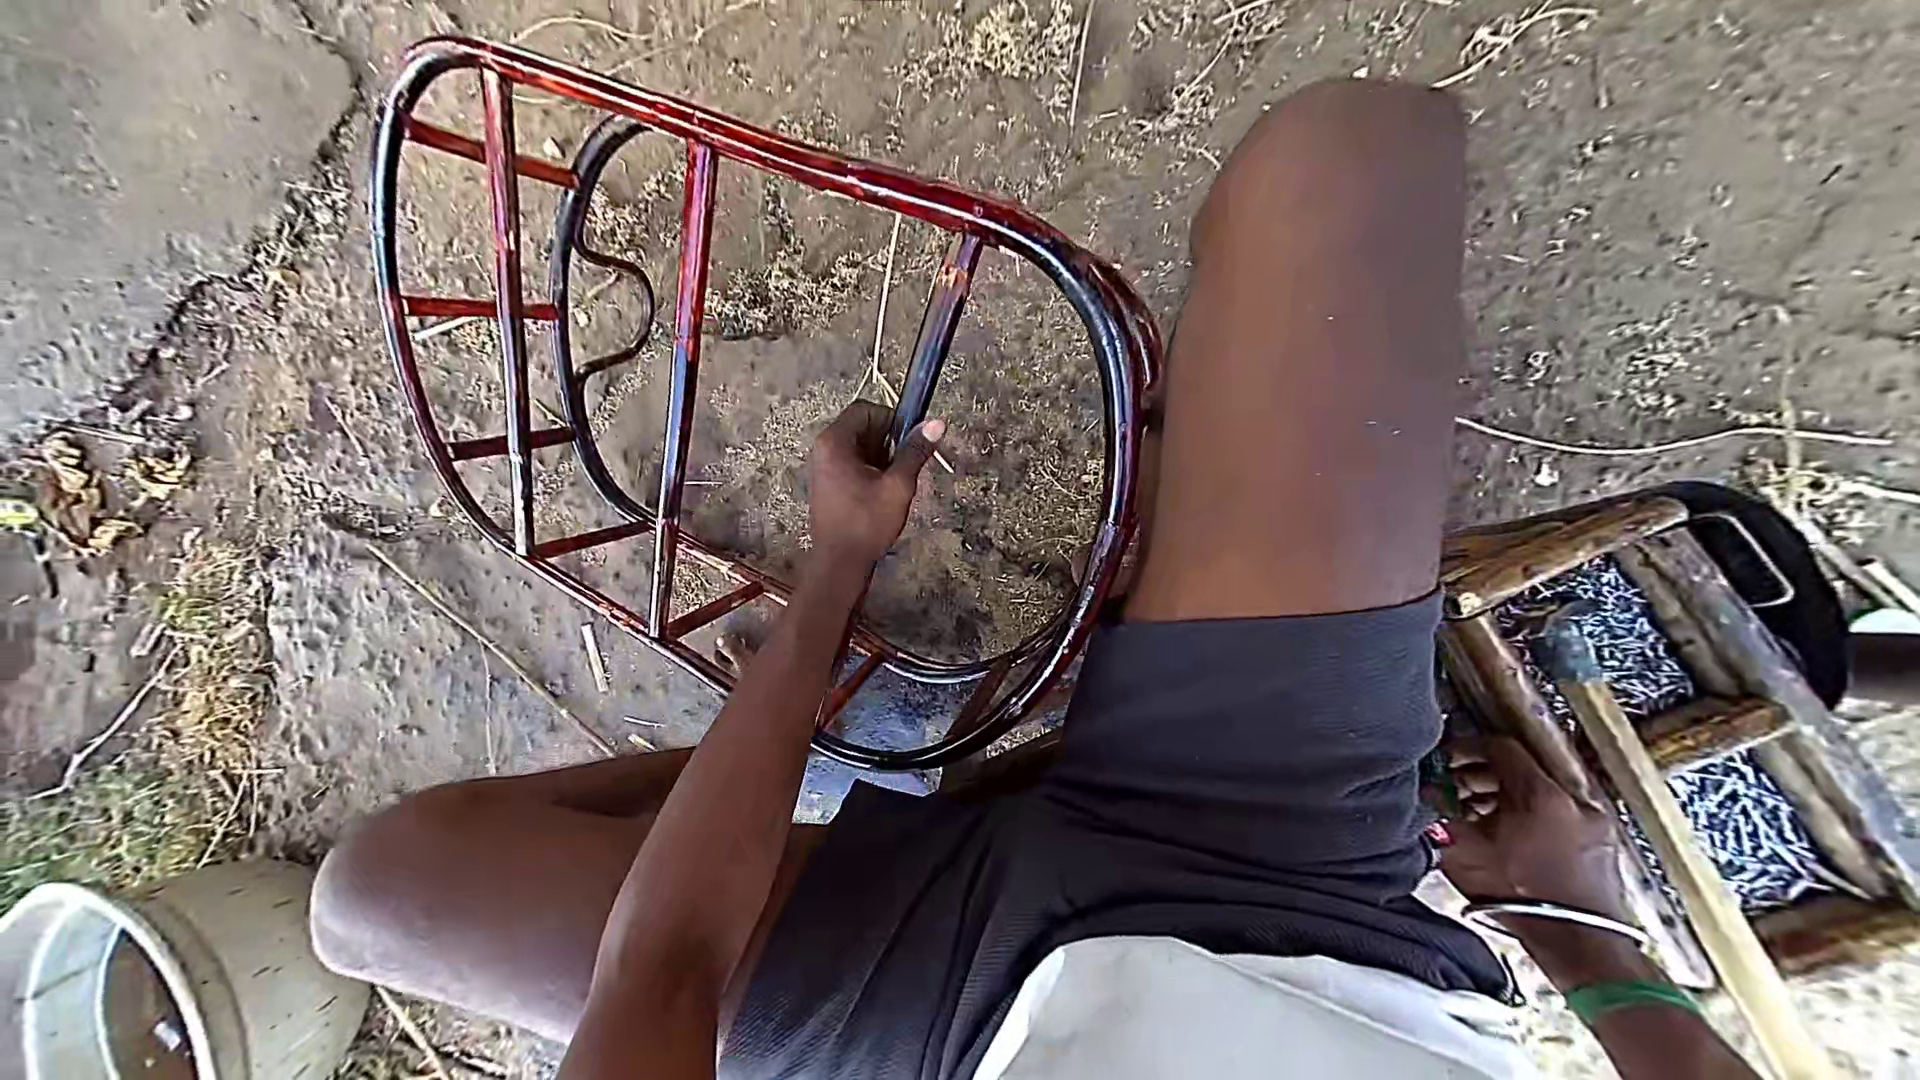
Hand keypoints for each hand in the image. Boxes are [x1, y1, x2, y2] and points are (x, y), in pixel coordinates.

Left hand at [806, 401, 944, 568]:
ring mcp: (823, 466)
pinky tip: (882, 493)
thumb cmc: (866, 523)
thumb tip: (937, 423)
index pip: (865, 409)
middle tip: (903, 467)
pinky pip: (853, 463)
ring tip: (894, 483)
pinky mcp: (828, 483)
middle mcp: (824, 449)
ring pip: (860, 446)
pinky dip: (872, 470)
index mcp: (834, 442)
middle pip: (862, 426)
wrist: (840, 563)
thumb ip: (915, 452)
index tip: (908, 441)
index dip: (892, 419)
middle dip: (888, 441)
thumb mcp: (898, 485)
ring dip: (882, 457)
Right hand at [1439, 735, 1628, 921]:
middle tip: (1452, 786)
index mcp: (1542, 793)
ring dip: (1502, 792)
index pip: (1499, 746)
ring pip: (1538, 787)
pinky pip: (1556, 809)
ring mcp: (1593, 822)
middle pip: (1520, 765)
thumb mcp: (1461, 846)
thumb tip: (1426, 790)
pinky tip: (1501, 830)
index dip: (1465, 748)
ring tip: (1472, 811)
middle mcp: (1574, 799)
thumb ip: (1439, 809)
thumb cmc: (1518, 895)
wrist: (1579, 945)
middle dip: (1480, 772)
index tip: (1444, 760)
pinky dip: (1526, 809)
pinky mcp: (1599, 843)